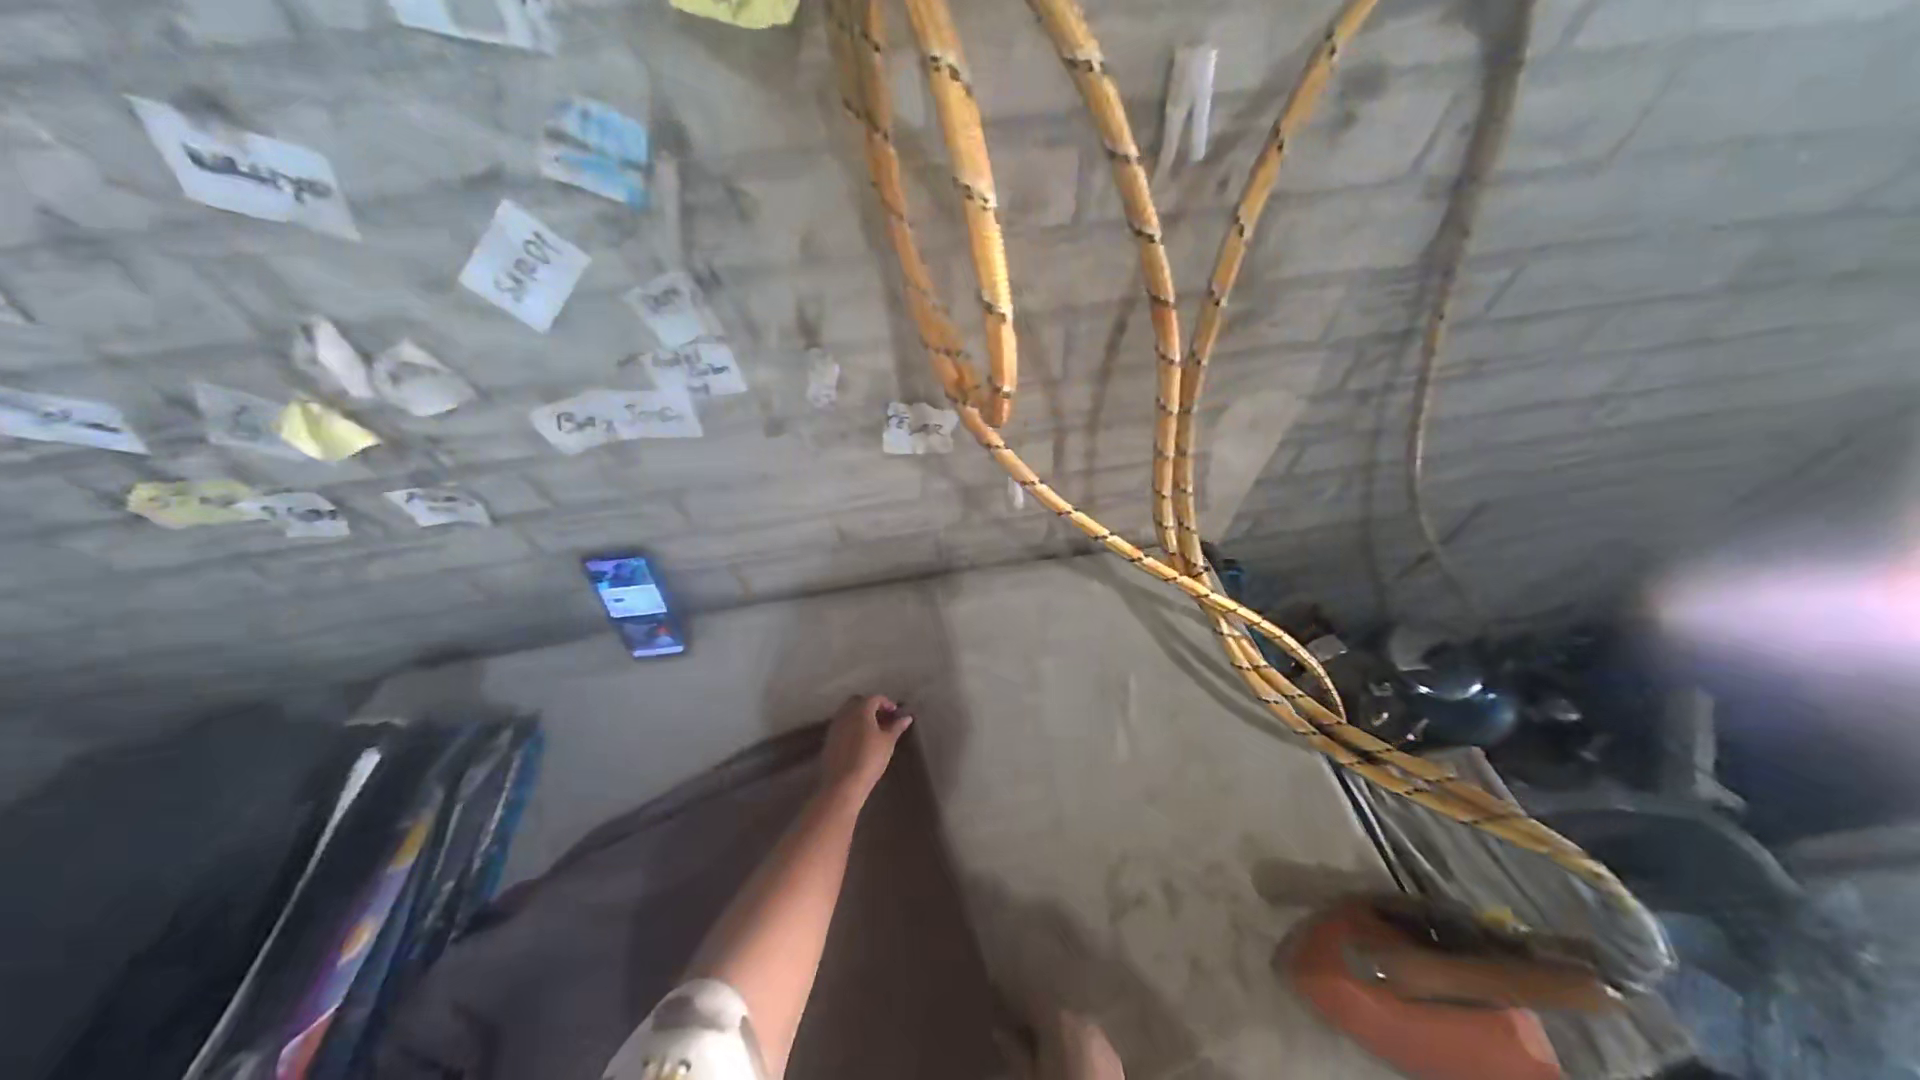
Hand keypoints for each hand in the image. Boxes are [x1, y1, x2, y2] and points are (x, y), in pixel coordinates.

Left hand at [818, 694, 911, 806]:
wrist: (843, 783)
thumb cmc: (870, 759)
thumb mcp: (888, 742)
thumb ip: (896, 727)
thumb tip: (907, 717)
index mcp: (860, 710)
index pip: (874, 698)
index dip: (886, 703)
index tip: (895, 713)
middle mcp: (845, 713)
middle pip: (858, 702)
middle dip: (871, 706)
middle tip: (883, 718)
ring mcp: (834, 726)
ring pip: (848, 713)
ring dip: (860, 716)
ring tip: (872, 730)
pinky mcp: (828, 740)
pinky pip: (841, 725)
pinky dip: (851, 727)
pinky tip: (859, 741)